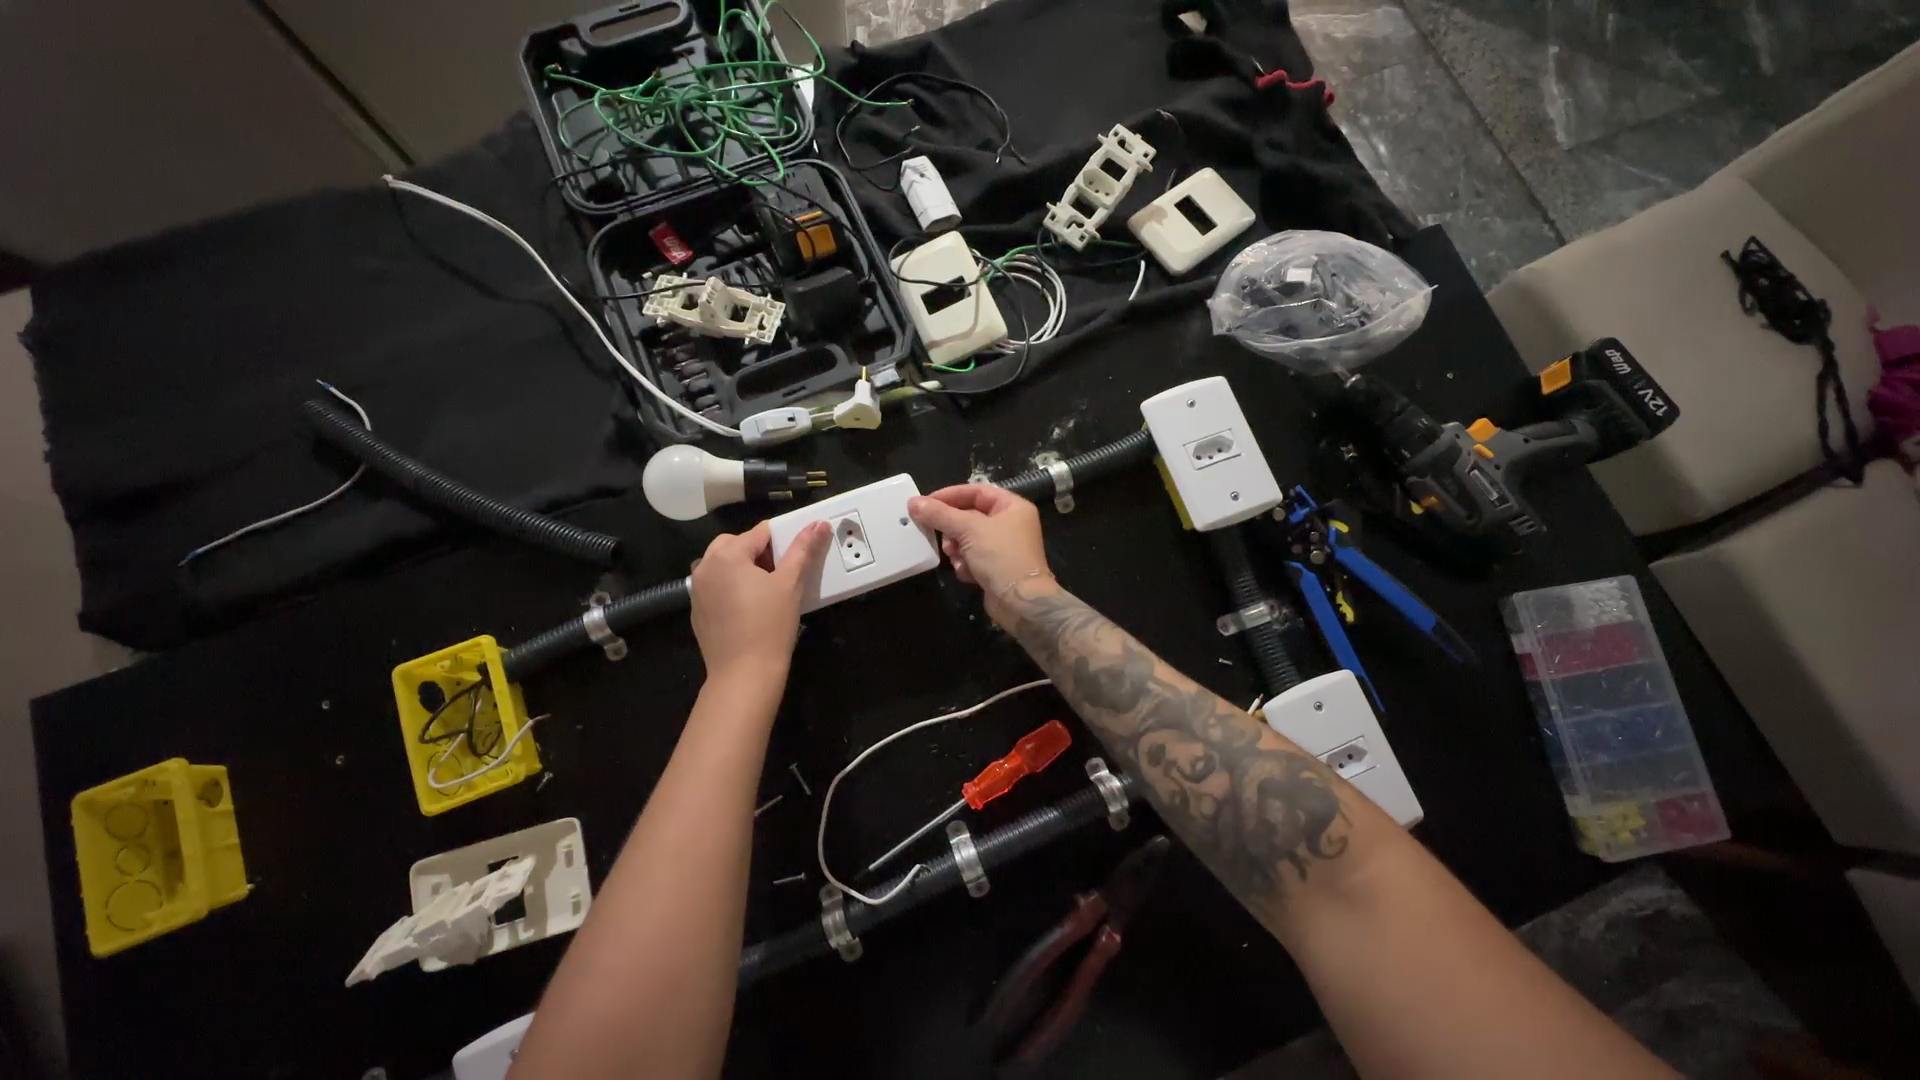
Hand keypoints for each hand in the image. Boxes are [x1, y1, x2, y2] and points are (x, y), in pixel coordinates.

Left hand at [689, 520, 829, 682]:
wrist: (744, 674)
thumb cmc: (770, 625)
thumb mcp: (790, 584)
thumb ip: (803, 549)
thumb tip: (819, 523)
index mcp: (726, 555)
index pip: (760, 533)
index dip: (781, 542)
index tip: (795, 560)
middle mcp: (705, 567)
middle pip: (735, 545)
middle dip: (758, 553)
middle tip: (780, 575)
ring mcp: (697, 590)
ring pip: (722, 565)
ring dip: (742, 569)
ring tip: (764, 591)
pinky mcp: (697, 611)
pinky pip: (715, 587)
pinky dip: (730, 589)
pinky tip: (748, 610)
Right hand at [907, 485, 1053, 621]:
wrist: (1020, 602)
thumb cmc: (1000, 556)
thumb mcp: (969, 529)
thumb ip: (940, 514)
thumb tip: (913, 502)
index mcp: (1013, 507)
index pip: (976, 492)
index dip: (950, 495)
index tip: (926, 503)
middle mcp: (1010, 524)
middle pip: (970, 516)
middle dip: (952, 527)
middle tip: (937, 534)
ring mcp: (1003, 548)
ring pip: (968, 539)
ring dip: (957, 548)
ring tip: (953, 555)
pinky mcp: (996, 568)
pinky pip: (972, 558)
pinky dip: (965, 564)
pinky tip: (965, 572)